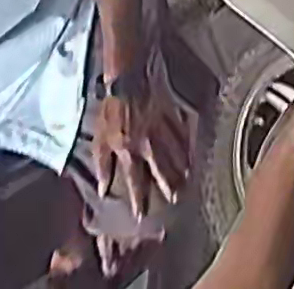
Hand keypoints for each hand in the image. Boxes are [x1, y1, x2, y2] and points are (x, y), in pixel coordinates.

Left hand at [92, 82, 192, 221]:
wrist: (130, 79)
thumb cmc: (111, 110)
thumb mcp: (100, 139)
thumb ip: (103, 165)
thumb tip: (102, 189)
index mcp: (128, 150)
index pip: (135, 180)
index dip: (139, 198)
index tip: (143, 214)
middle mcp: (148, 143)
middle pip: (161, 167)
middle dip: (168, 183)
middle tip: (177, 197)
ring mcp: (162, 128)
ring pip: (174, 150)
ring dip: (181, 165)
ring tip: (188, 177)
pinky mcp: (172, 114)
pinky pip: (182, 130)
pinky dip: (188, 141)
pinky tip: (193, 148)